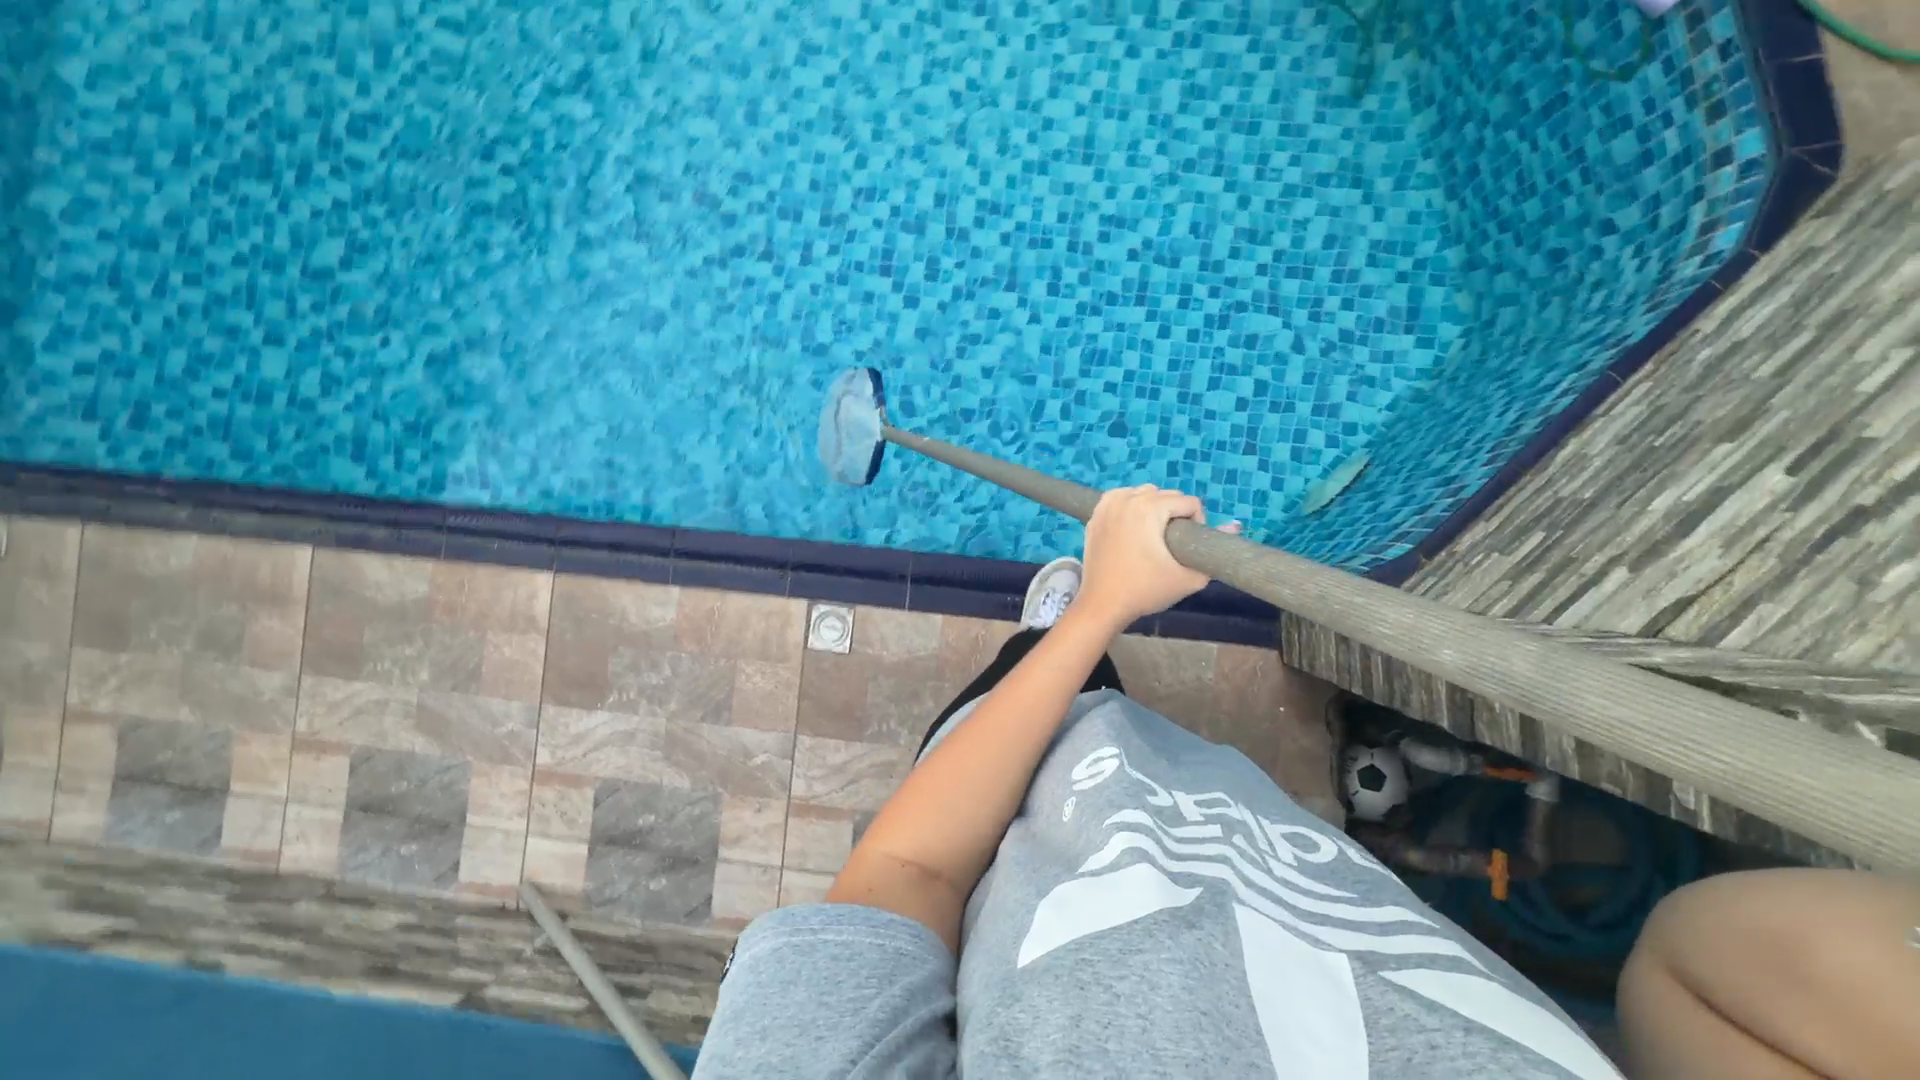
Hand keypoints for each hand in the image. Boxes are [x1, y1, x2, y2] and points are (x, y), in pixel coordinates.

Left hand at [1076, 485, 1212, 629]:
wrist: (1102, 604)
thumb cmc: (1145, 591)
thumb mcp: (1188, 577)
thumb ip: (1213, 548)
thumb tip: (1234, 525)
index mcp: (1149, 509)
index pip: (1189, 502)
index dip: (1197, 523)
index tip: (1187, 547)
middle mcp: (1128, 499)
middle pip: (1167, 495)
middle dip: (1175, 515)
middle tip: (1171, 544)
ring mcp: (1108, 505)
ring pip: (1143, 493)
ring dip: (1154, 507)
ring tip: (1154, 536)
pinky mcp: (1095, 515)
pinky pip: (1121, 498)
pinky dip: (1130, 506)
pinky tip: (1134, 526)